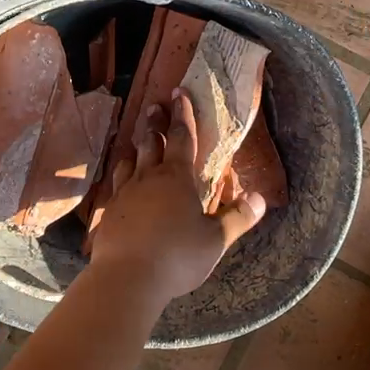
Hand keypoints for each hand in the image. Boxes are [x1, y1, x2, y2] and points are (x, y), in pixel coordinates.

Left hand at [89, 92, 266, 303]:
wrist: (126, 278)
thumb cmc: (176, 256)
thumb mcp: (215, 240)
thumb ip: (237, 218)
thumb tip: (260, 198)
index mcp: (177, 177)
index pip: (181, 137)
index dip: (182, 114)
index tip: (179, 92)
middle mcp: (148, 177)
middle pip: (151, 142)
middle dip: (155, 123)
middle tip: (154, 106)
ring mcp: (125, 194)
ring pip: (129, 161)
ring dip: (135, 148)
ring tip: (137, 142)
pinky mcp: (108, 213)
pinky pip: (115, 187)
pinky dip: (120, 178)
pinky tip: (120, 185)